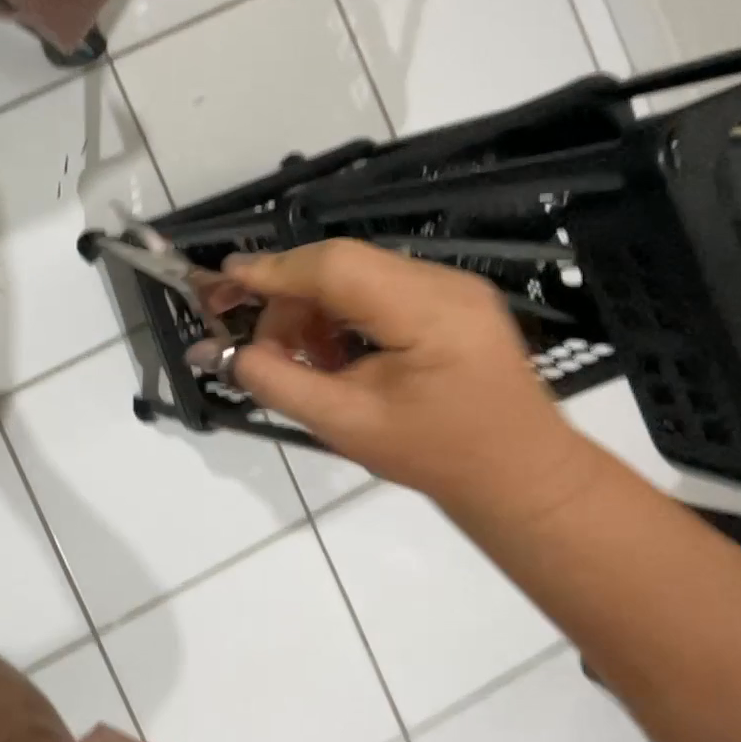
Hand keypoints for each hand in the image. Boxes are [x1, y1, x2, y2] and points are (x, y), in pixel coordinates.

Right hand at [210, 240, 584, 505]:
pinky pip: (367, 288)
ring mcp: (447, 287)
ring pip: (346, 274)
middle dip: (283, 296)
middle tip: (248, 336)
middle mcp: (441, 284)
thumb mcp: (343, 423)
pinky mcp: (444, 300)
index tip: (220, 282)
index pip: (333, 266)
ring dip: (306, 310)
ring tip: (298, 359)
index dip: (271, 270)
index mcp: (427, 311)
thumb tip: (223, 353)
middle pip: (336, 264)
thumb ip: (275, 381)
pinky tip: (329, 354)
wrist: (520, 477)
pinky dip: (333, 314)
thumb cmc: (435, 453)